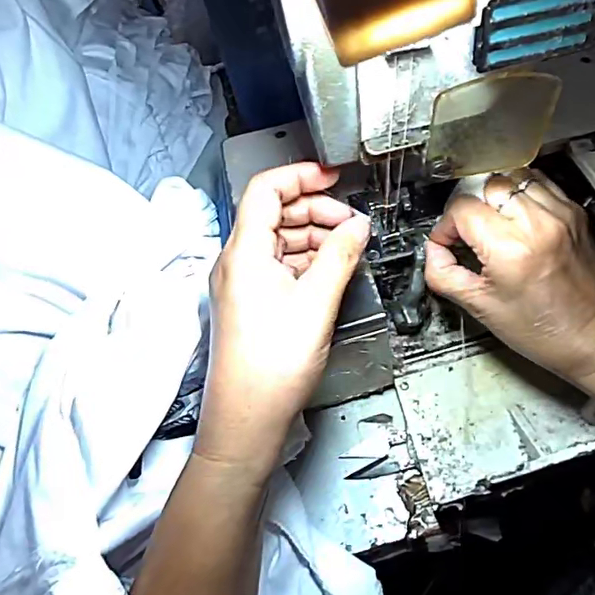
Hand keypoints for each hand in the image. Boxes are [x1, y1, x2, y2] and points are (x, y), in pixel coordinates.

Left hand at [199, 163, 370, 471]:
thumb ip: (340, 256)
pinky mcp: (251, 303)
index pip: (266, 189)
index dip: (301, 175)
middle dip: (315, 210)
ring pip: (279, 240)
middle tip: (350, 221)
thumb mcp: (317, 303)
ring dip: (314, 236)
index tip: (333, 175)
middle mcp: (236, 263)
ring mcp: (242, 283)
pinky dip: (307, 260)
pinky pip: (280, 265)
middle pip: (275, 213)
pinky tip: (331, 270)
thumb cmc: (269, 369)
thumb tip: (357, 225)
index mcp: (243, 253)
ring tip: (347, 247)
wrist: (247, 419)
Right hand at [424, 170, 594, 383]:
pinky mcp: (574, 212)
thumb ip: (444, 274)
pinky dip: (523, 194)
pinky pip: (540, 184)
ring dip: (497, 197)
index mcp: (510, 249)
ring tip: (496, 223)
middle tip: (471, 232)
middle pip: (487, 186)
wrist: (590, 335)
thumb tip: (432, 249)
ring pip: (513, 178)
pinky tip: (518, 219)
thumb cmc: (541, 328)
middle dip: (472, 207)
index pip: (462, 209)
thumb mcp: (479, 307)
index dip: (447, 226)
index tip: (449, 243)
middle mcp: (537, 224)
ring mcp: (559, 214)